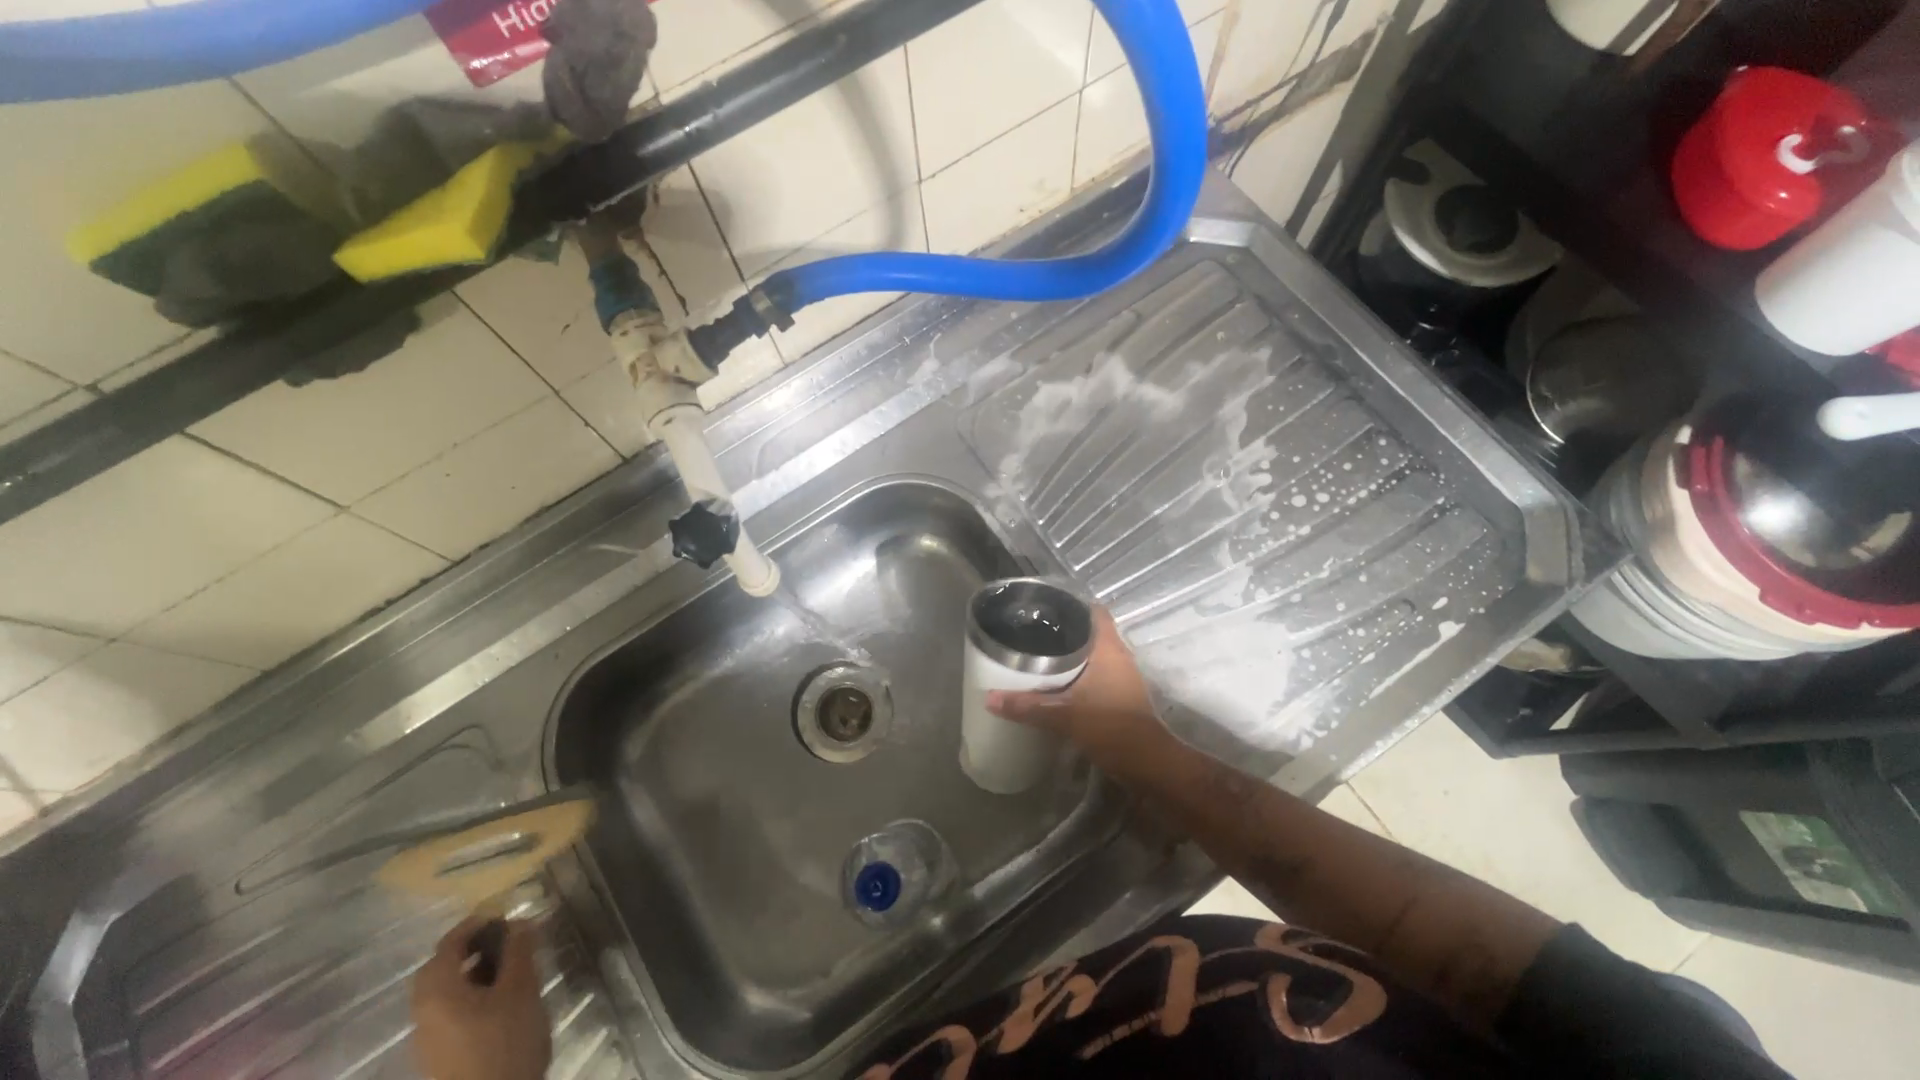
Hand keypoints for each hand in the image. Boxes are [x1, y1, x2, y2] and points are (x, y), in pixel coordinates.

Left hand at [411, 916, 550, 1079]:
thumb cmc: (505, 1043)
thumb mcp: (521, 990)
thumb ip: (518, 952)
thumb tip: (518, 922)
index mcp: (437, 990)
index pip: (449, 943)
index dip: (476, 924)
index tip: (504, 916)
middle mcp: (422, 1010)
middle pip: (440, 968)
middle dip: (471, 949)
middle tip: (504, 942)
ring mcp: (426, 1036)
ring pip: (444, 991)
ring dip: (471, 973)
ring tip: (506, 971)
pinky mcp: (436, 1055)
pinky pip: (447, 1012)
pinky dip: (468, 996)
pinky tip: (497, 1004)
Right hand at [986, 607, 1172, 778]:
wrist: (1147, 763)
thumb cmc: (1111, 728)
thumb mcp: (1064, 716)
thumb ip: (1027, 706)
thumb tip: (989, 698)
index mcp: (1109, 650)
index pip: (1094, 612)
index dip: (1072, 605)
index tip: (1044, 608)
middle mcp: (1118, 658)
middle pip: (1090, 633)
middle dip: (1063, 632)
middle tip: (1030, 633)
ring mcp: (1120, 678)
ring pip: (1091, 656)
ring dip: (1069, 656)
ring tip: (1036, 656)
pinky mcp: (1118, 697)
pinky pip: (1093, 675)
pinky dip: (1075, 676)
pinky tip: (1053, 684)